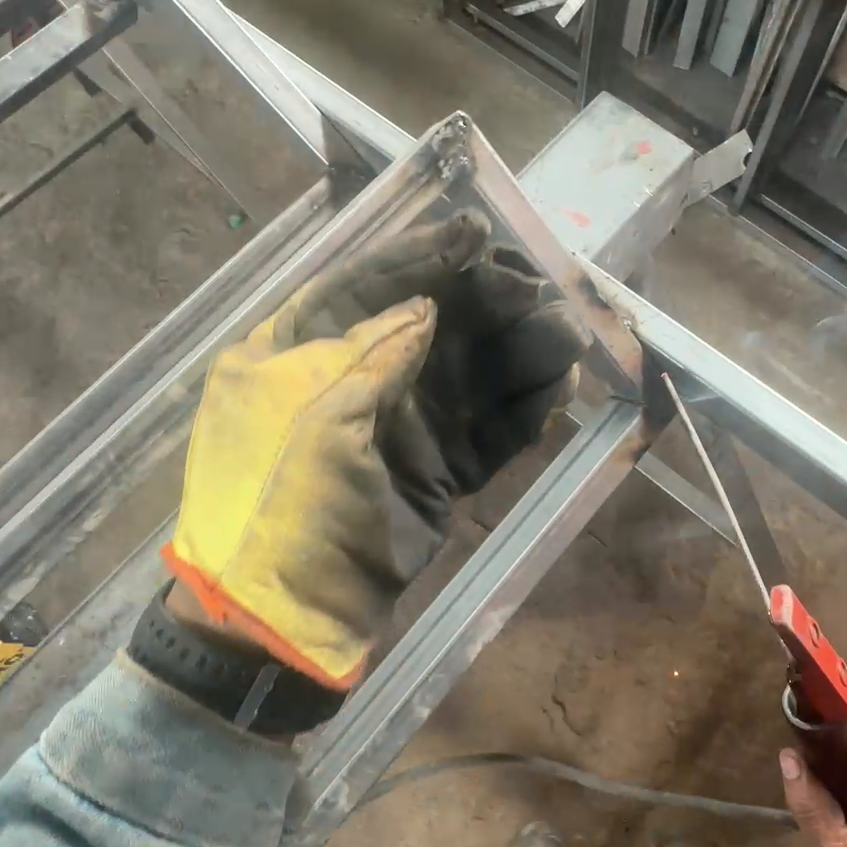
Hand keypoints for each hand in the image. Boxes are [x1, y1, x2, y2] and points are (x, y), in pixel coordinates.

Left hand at [163, 211, 589, 688]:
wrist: (289, 616)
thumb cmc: (279, 506)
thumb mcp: (313, 414)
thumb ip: (371, 352)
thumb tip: (426, 306)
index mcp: (297, 352)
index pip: (364, 282)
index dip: (420, 253)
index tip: (475, 230)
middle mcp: (354, 379)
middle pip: (429, 322)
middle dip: (483, 300)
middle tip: (533, 287)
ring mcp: (400, 426)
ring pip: (470, 374)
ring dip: (518, 350)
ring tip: (567, 330)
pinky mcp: (439, 469)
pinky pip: (489, 430)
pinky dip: (523, 409)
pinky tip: (558, 384)